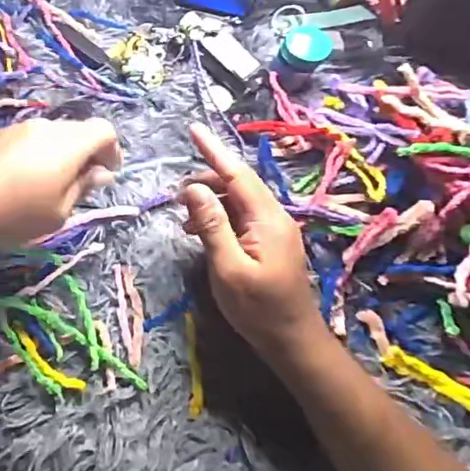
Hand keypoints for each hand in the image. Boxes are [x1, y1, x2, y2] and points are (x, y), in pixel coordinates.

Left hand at [0, 118, 120, 248]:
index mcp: (67, 143)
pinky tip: (25, 180)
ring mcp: (21, 126)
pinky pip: (33, 138)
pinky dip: (41, 154)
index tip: (105, 176)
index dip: (113, 152)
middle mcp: (47, 127)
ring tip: (50, 187)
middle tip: (80, 186)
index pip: (105, 130)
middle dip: (89, 154)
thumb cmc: (8, 214)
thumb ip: (83, 188)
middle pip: (81, 130)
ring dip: (64, 155)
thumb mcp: (55, 214)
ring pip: (57, 134)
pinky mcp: (1, 133)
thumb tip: (101, 173)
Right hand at [178, 123, 324, 359]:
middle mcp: (274, 216)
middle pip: (237, 184)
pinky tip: (202, 231)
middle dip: (206, 181)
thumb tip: (192, 189)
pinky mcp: (270, 242)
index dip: (213, 150)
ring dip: (211, 201)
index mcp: (267, 219)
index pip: (236, 174)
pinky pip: (242, 216)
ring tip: (184, 216)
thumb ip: (211, 225)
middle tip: (176, 196)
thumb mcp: (227, 268)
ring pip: (238, 200)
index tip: (193, 129)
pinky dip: (220, 216)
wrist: (293, 341)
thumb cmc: (258, 309)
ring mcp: (275, 229)